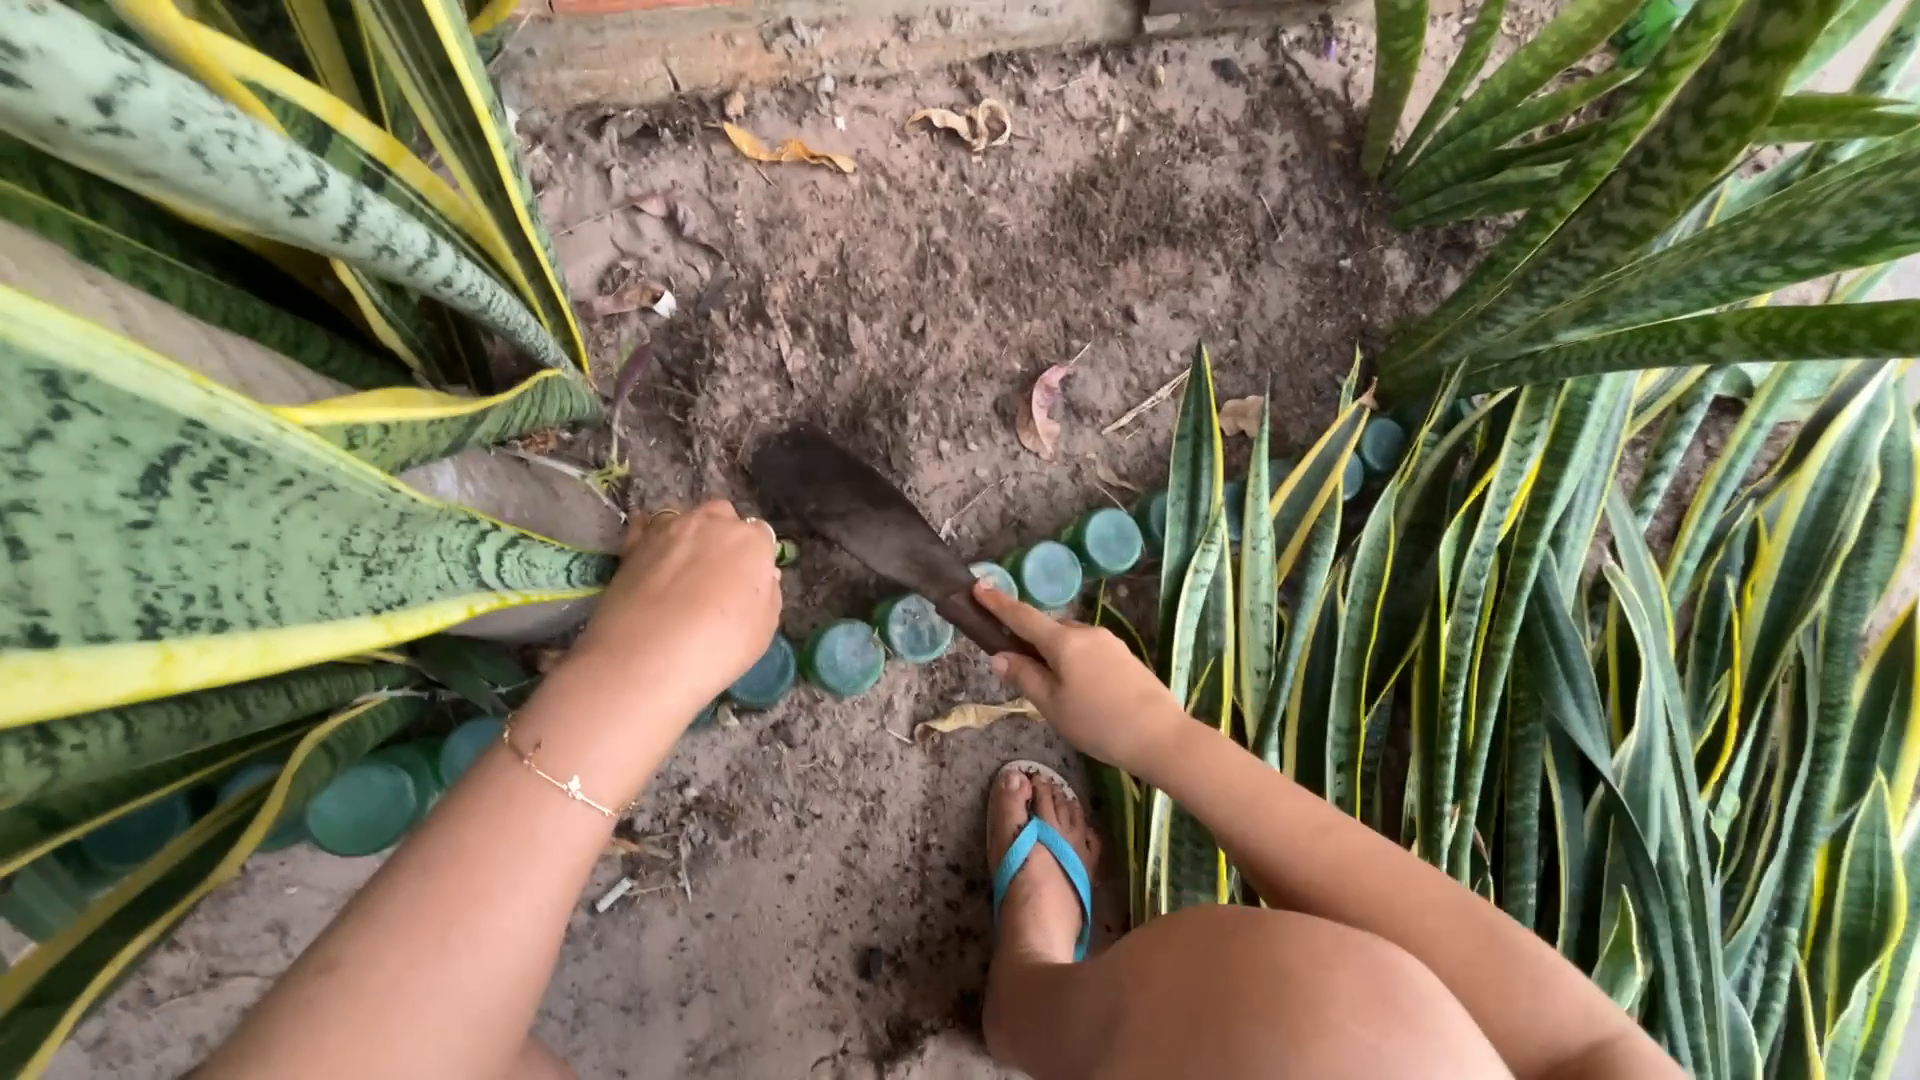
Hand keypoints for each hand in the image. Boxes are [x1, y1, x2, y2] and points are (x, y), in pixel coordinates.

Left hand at [567, 500, 781, 712]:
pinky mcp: (633, 544)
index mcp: (751, 540)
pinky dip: (651, 534)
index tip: (749, 582)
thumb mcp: (765, 628)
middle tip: (719, 572)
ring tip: (684, 567)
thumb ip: (768, 593)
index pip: (761, 535)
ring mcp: (669, 530)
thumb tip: (761, 575)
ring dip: (691, 534)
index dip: (756, 559)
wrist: (646, 658)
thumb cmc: (720, 645)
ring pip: (686, 517)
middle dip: (724, 534)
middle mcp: (712, 523)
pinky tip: (652, 553)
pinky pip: (646, 526)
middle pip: (724, 516)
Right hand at [973, 580, 1188, 773]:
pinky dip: (1074, 661)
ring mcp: (1109, 642)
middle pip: (1048, 629)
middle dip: (1031, 641)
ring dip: (1055, 654)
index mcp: (1064, 641)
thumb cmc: (1099, 723)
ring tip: (1057, 693)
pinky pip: (1088, 650)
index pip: (1023, 616)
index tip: (979, 586)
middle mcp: (1086, 632)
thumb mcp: (1052, 706)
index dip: (998, 603)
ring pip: (1070, 640)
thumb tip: (1000, 656)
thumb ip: (1024, 677)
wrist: (1160, 736)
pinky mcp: (1124, 655)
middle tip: (1022, 672)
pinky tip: (1082, 692)